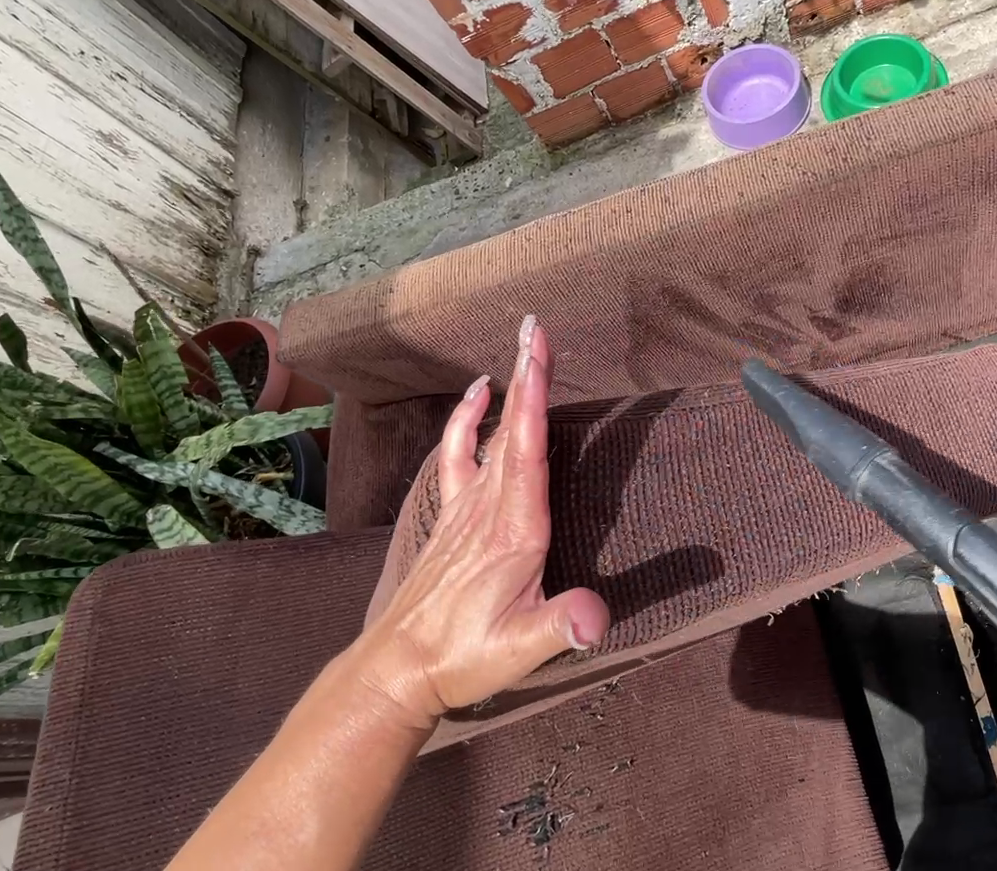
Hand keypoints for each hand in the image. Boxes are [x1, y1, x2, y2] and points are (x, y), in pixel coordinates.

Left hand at [344, 316, 610, 728]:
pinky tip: (479, 393)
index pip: (528, 451)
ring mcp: (467, 510)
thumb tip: (597, 616)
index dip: (535, 399)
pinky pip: (458, 454)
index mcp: (514, 530)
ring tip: (523, 346)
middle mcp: (490, 509)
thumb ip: (561, 626)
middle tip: (537, 327)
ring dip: (510, 388)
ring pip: (491, 435)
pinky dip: (466, 419)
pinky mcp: (453, 517)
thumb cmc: (464, 656)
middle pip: (512, 429)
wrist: (399, 670)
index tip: (540, 353)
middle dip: (528, 375)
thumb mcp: (520, 650)